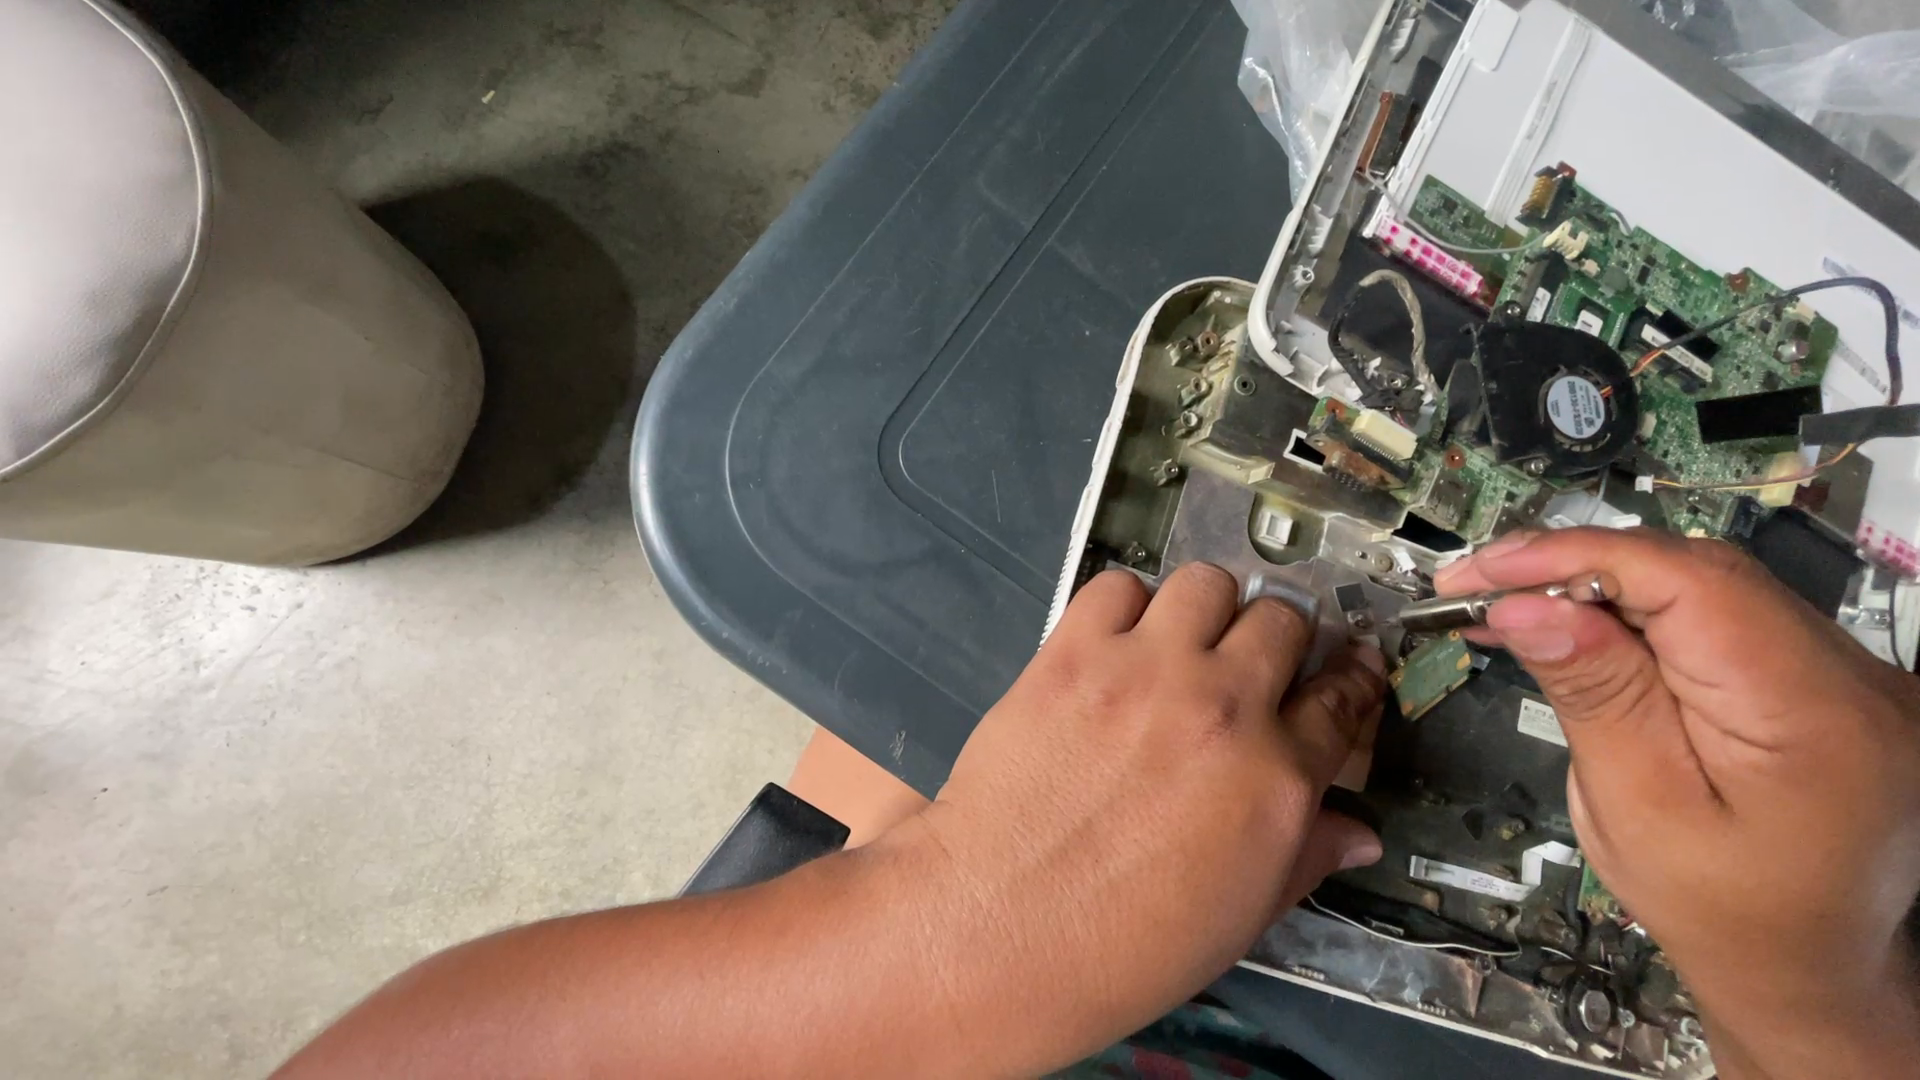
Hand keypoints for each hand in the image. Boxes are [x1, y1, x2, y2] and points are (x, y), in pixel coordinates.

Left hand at [864, 565, 1385, 1075]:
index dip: (1346, 677)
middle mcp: (1222, 706)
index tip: (1339, 666)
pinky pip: (1115, 586)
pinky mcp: (1071, 653)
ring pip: (1204, 584)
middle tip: (1244, 659)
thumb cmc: (1126, 942)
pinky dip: (1122, 605)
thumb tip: (1358, 832)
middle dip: (1275, 635)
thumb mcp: (1240, 915)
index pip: (1340, 699)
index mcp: (1278, 777)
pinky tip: (1111, 641)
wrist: (1000, 922)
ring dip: (1203, 608)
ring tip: (1178, 641)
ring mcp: (1144, 670)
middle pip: (1279, 620)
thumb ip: (1305, 857)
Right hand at [1438, 528, 1919, 1076]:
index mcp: (1812, 711)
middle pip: (1693, 570)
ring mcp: (1834, 668)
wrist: (1800, 960)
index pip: (1691, 582)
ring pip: (1693, 583)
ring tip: (1495, 601)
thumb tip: (1522, 606)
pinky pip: (1703, 614)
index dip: (1576, 557)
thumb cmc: (1712, 900)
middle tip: (1471, 584)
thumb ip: (1592, 693)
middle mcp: (1848, 671)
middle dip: (1570, 563)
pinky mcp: (1801, 674)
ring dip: (1585, 582)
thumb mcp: (1634, 802)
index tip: (1479, 573)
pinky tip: (1556, 620)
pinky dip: (1618, 608)